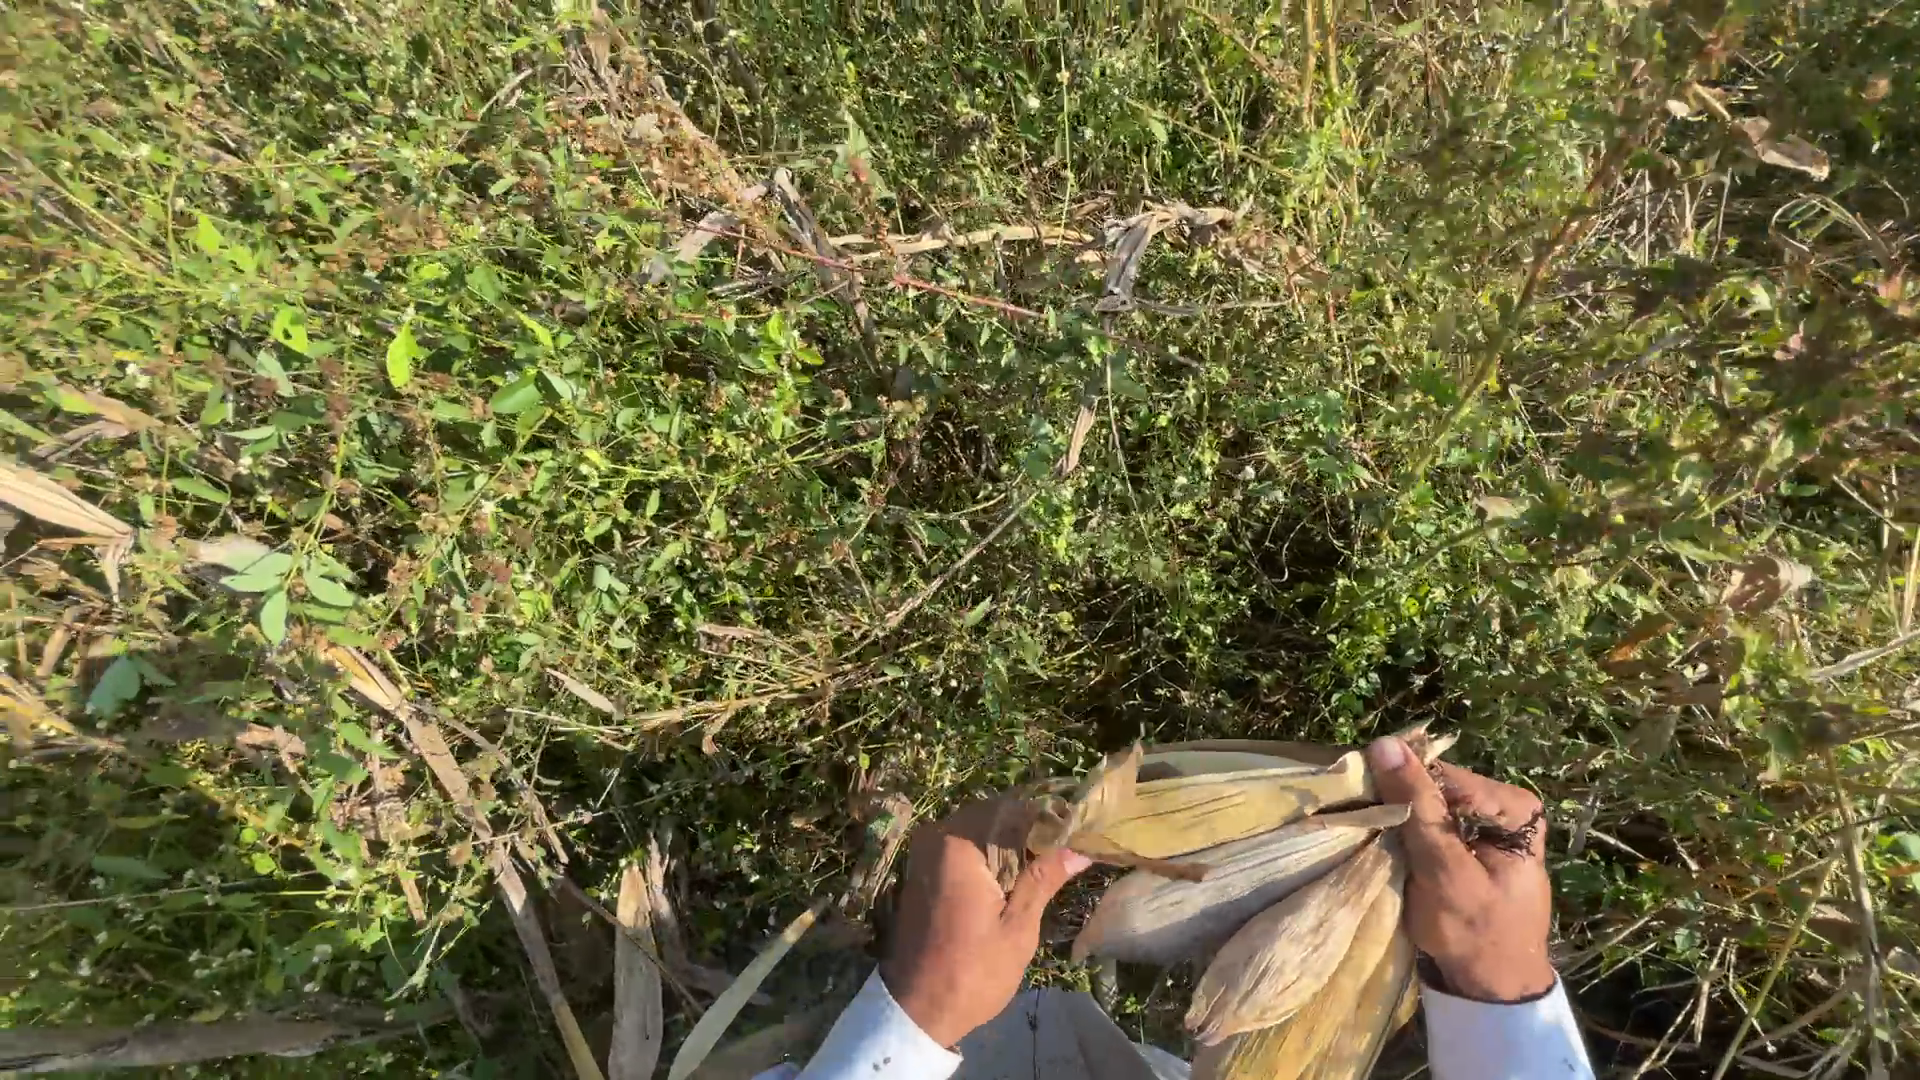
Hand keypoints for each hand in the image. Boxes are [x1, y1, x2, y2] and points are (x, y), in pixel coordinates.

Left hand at [880, 798, 1092, 1046]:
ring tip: (1048, 858)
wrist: (917, 1009)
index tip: (1076, 828)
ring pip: (979, 828)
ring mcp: (925, 850)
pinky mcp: (923, 867)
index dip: (1046, 816)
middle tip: (1066, 844)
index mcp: (959, 842)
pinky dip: (989, 851)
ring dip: (1010, 839)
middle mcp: (937, 835)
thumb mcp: (1017, 927)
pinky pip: (962, 844)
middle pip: (993, 813)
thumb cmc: (972, 972)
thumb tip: (1079, 849)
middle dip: (1029, 826)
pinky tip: (1015, 870)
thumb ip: (1044, 879)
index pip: (1012, 807)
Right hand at [1366, 737, 1555, 1002]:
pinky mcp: (1458, 838)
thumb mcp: (1444, 867)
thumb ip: (1416, 804)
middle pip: (1428, 783)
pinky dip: (1397, 826)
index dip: (1397, 787)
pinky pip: (1418, 816)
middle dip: (1394, 799)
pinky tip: (1382, 840)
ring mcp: (1479, 821)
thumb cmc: (1475, 931)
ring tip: (1370, 833)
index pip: (1437, 773)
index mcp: (1513, 807)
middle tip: (1369, 826)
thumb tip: (1384, 742)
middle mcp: (1500, 804)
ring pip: (1418, 798)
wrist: (1486, 986)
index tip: (1370, 811)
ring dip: (1390, 813)